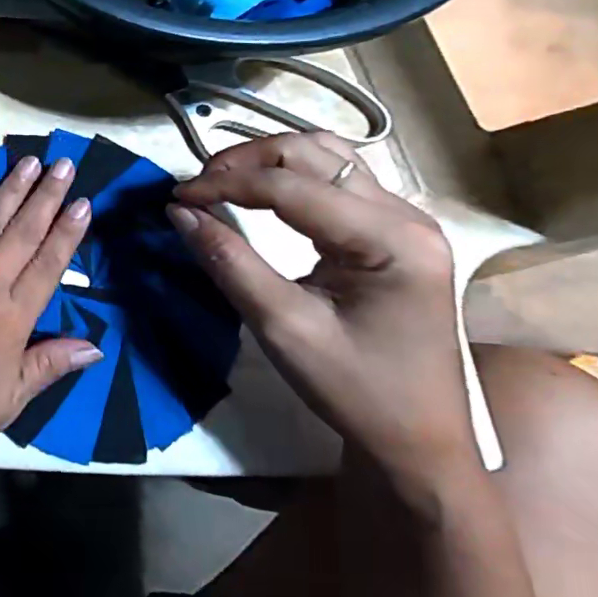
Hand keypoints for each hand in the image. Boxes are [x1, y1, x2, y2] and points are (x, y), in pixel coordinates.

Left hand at [0, 156, 101, 536]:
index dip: (68, 232)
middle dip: (47, 195)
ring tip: (31, 162)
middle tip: (65, 164)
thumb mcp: (6, 405)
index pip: (48, 264)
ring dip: (12, 189)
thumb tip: (95, 347)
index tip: (83, 202)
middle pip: (24, 232)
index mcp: (12, 319)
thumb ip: (48, 366)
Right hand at [168, 133, 475, 479]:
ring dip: (270, 160)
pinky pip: (339, 178)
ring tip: (224, 182)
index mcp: (392, 239)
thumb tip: (180, 212)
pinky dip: (293, 175)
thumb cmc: (356, 392)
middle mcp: (407, 214)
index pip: (293, 187)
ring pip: (327, 156)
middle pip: (313, 154)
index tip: (178, 196)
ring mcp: (407, 217)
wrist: (419, 442)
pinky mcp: (396, 228)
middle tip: (199, 187)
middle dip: (247, 162)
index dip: (228, 184)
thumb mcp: (284, 329)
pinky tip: (264, 192)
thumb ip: (230, 263)